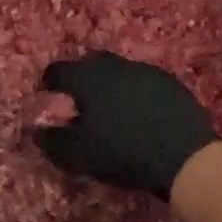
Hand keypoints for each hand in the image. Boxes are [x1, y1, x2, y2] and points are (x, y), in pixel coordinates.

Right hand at [34, 51, 218, 195]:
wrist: (183, 157)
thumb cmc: (121, 152)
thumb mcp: (77, 155)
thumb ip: (52, 141)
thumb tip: (38, 132)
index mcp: (88, 78)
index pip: (58, 70)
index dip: (49, 83)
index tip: (48, 95)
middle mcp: (116, 66)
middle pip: (91, 65)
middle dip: (81, 80)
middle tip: (79, 102)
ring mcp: (147, 72)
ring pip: (119, 72)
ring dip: (110, 87)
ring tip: (111, 111)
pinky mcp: (171, 84)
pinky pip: (143, 84)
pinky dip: (135, 95)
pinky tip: (140, 116)